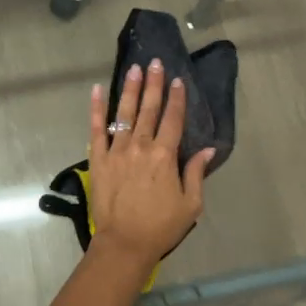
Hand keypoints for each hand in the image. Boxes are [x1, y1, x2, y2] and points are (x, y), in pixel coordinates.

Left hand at [85, 60, 213, 272]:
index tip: (178, 80)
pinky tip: (96, 90)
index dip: (177, 99)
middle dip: (153, 84)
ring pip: (124, 113)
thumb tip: (209, 149)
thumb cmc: (161, 227)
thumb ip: (196, 173)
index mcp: (165, 156)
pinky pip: (96, 129)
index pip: (173, 120)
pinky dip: (96, 109)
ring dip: (129, 89)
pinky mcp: (98, 158)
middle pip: (148, 109)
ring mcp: (117, 151)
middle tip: (154, 62)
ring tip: (133, 69)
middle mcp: (140, 146)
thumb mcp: (190, 205)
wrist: (124, 244)